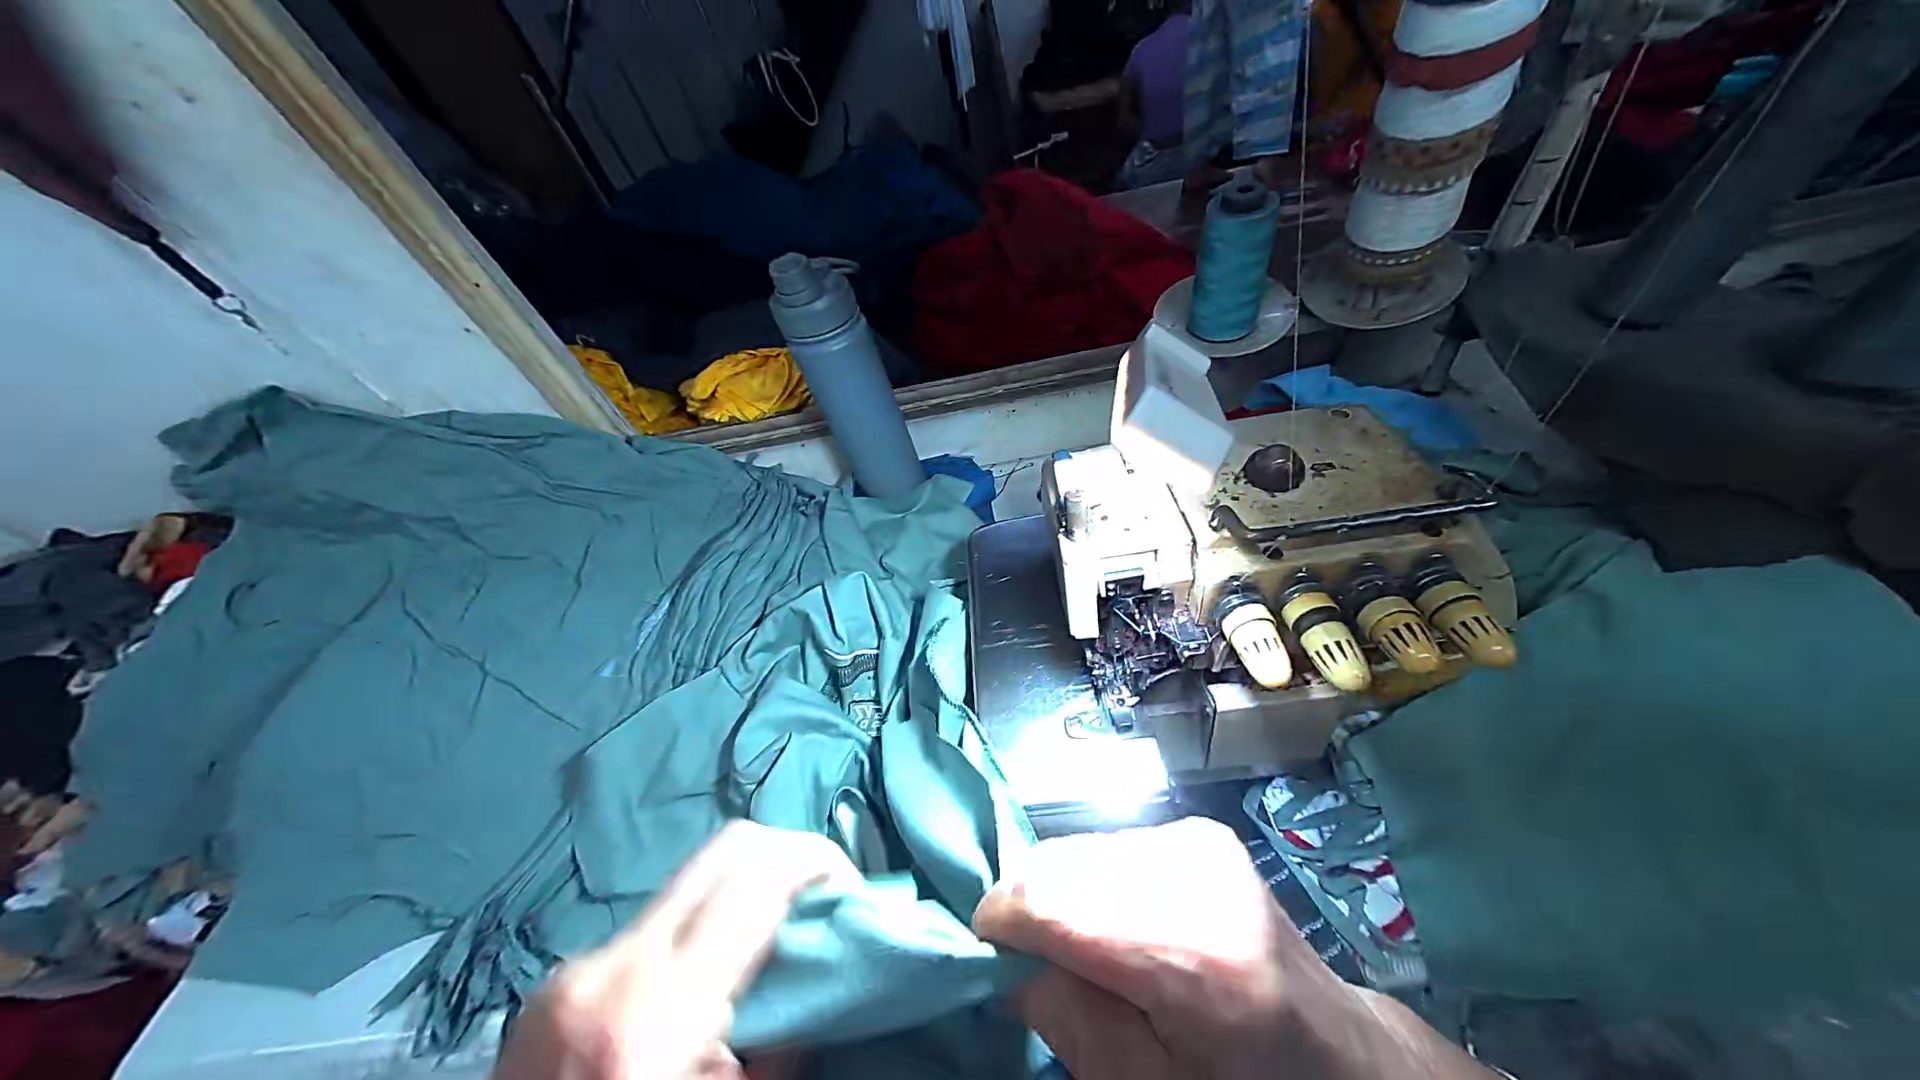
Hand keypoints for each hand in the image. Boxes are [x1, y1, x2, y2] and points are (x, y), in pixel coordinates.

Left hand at [492, 822, 856, 1079]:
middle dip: (791, 855)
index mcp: (651, 1018)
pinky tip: (718, 970)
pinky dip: (706, 924)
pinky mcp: (558, 983)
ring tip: (780, 931)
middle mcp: (609, 968)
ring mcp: (575, 970)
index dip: (819, 862)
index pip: (757, 877)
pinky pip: (657, 922)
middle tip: (827, 893)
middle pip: (728, 850)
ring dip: (749, 888)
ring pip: (693, 880)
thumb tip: (811, 979)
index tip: (853, 889)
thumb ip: (780, 1044)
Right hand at [973, 818, 1496, 1079]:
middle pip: (1058, 865)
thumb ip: (1061, 1011)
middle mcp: (1199, 871)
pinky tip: (1107, 921)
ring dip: (1053, 892)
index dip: (1000, 923)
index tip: (980, 953)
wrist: (1338, 1056)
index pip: (1054, 903)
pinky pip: (1104, 845)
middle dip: (1024, 908)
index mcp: (1199, 954)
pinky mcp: (1197, 831)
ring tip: (1073, 946)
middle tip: (1026, 961)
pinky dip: (1084, 880)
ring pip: (1074, 848)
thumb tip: (995, 949)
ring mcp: (1200, 841)